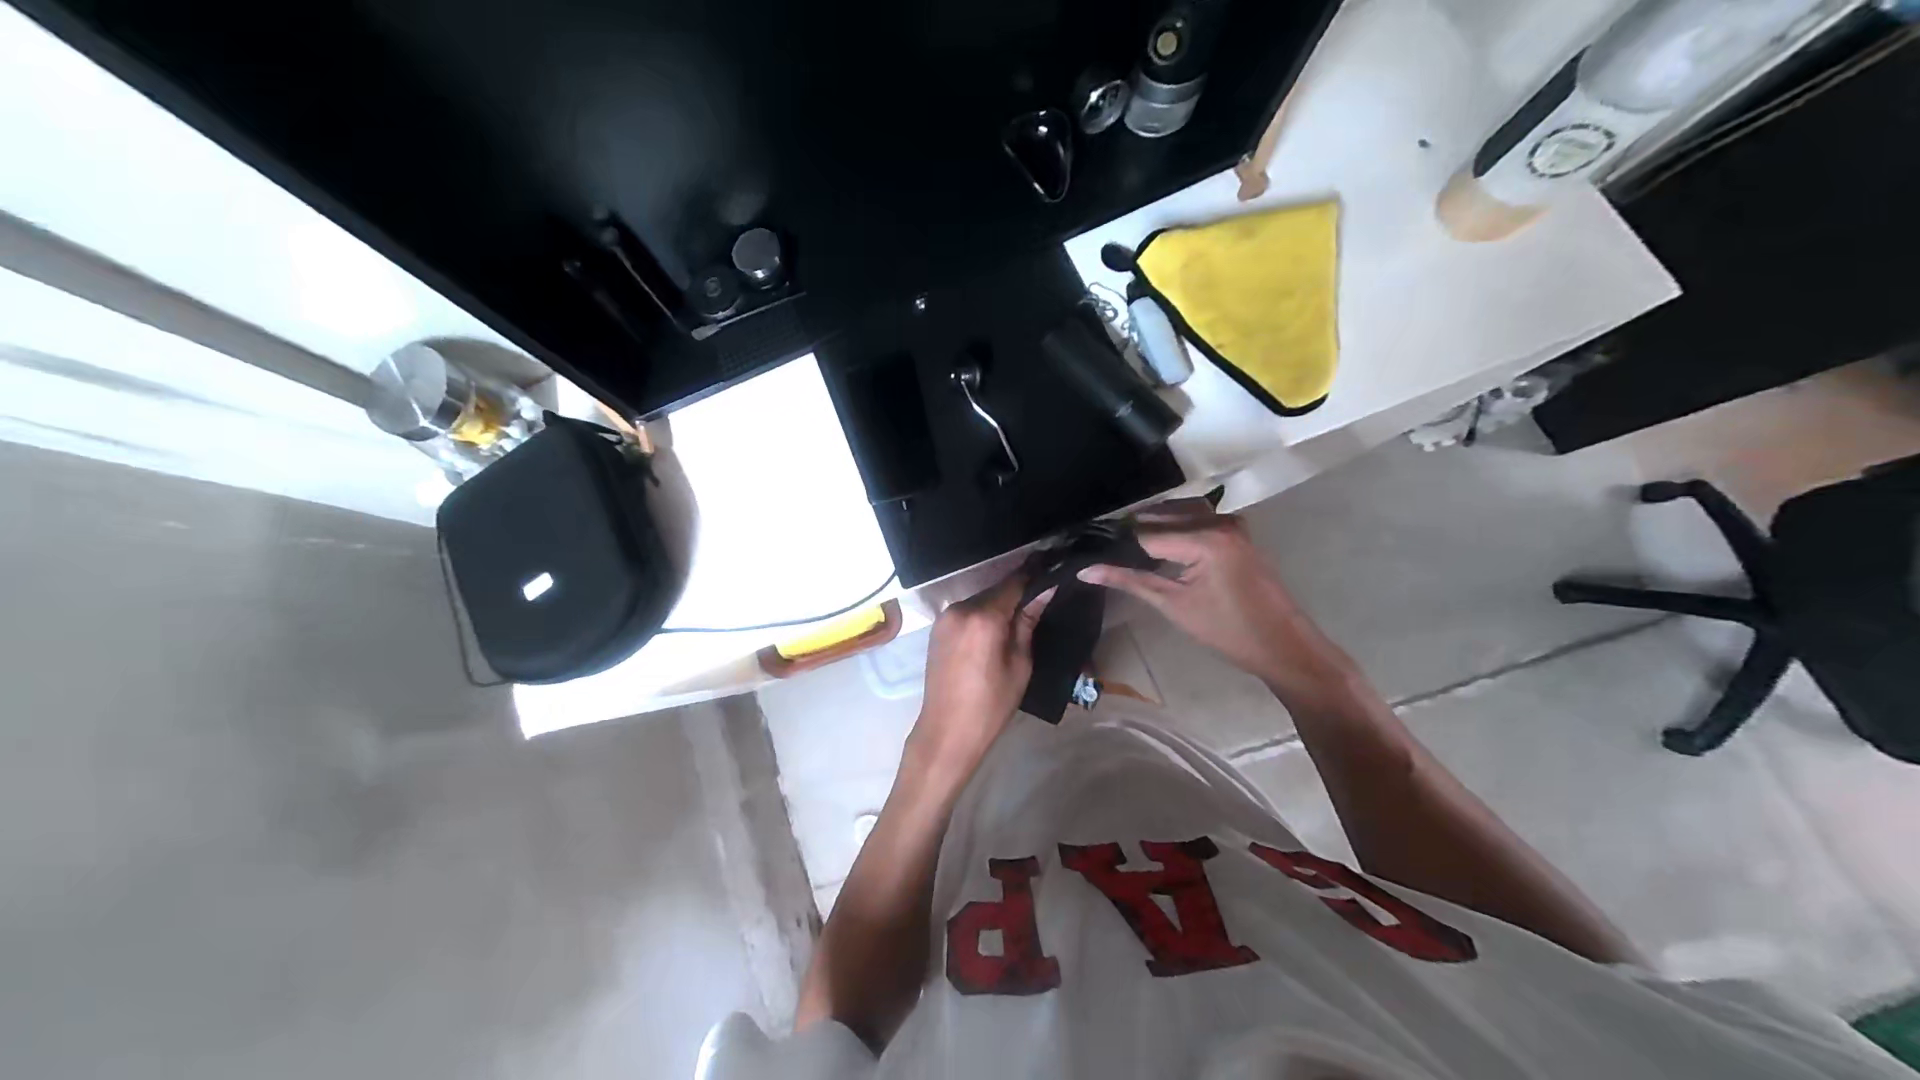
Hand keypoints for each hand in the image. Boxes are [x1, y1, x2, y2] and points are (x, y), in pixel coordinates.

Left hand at [912, 573, 1052, 774]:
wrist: (947, 731)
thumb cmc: (991, 704)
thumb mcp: (1020, 664)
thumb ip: (1028, 622)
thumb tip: (1046, 590)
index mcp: (983, 617)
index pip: (1014, 583)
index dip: (1035, 572)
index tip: (1054, 562)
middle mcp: (960, 609)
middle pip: (996, 590)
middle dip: (1019, 590)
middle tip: (1044, 592)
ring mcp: (945, 618)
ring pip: (981, 601)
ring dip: (1000, 603)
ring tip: (1024, 611)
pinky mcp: (938, 629)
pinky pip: (967, 612)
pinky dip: (984, 614)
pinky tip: (998, 627)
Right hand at [1079, 501, 1352, 696]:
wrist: (1283, 644)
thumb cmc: (1228, 631)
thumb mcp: (1174, 605)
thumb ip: (1130, 581)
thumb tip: (1086, 570)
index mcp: (1204, 539)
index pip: (1146, 534)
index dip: (1116, 542)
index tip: (1089, 548)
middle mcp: (1218, 521)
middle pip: (1163, 515)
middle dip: (1134, 528)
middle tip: (1101, 545)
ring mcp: (1232, 524)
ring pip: (1182, 511)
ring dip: (1155, 522)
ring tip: (1125, 543)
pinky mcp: (1238, 532)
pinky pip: (1199, 517)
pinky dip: (1176, 524)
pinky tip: (1159, 542)